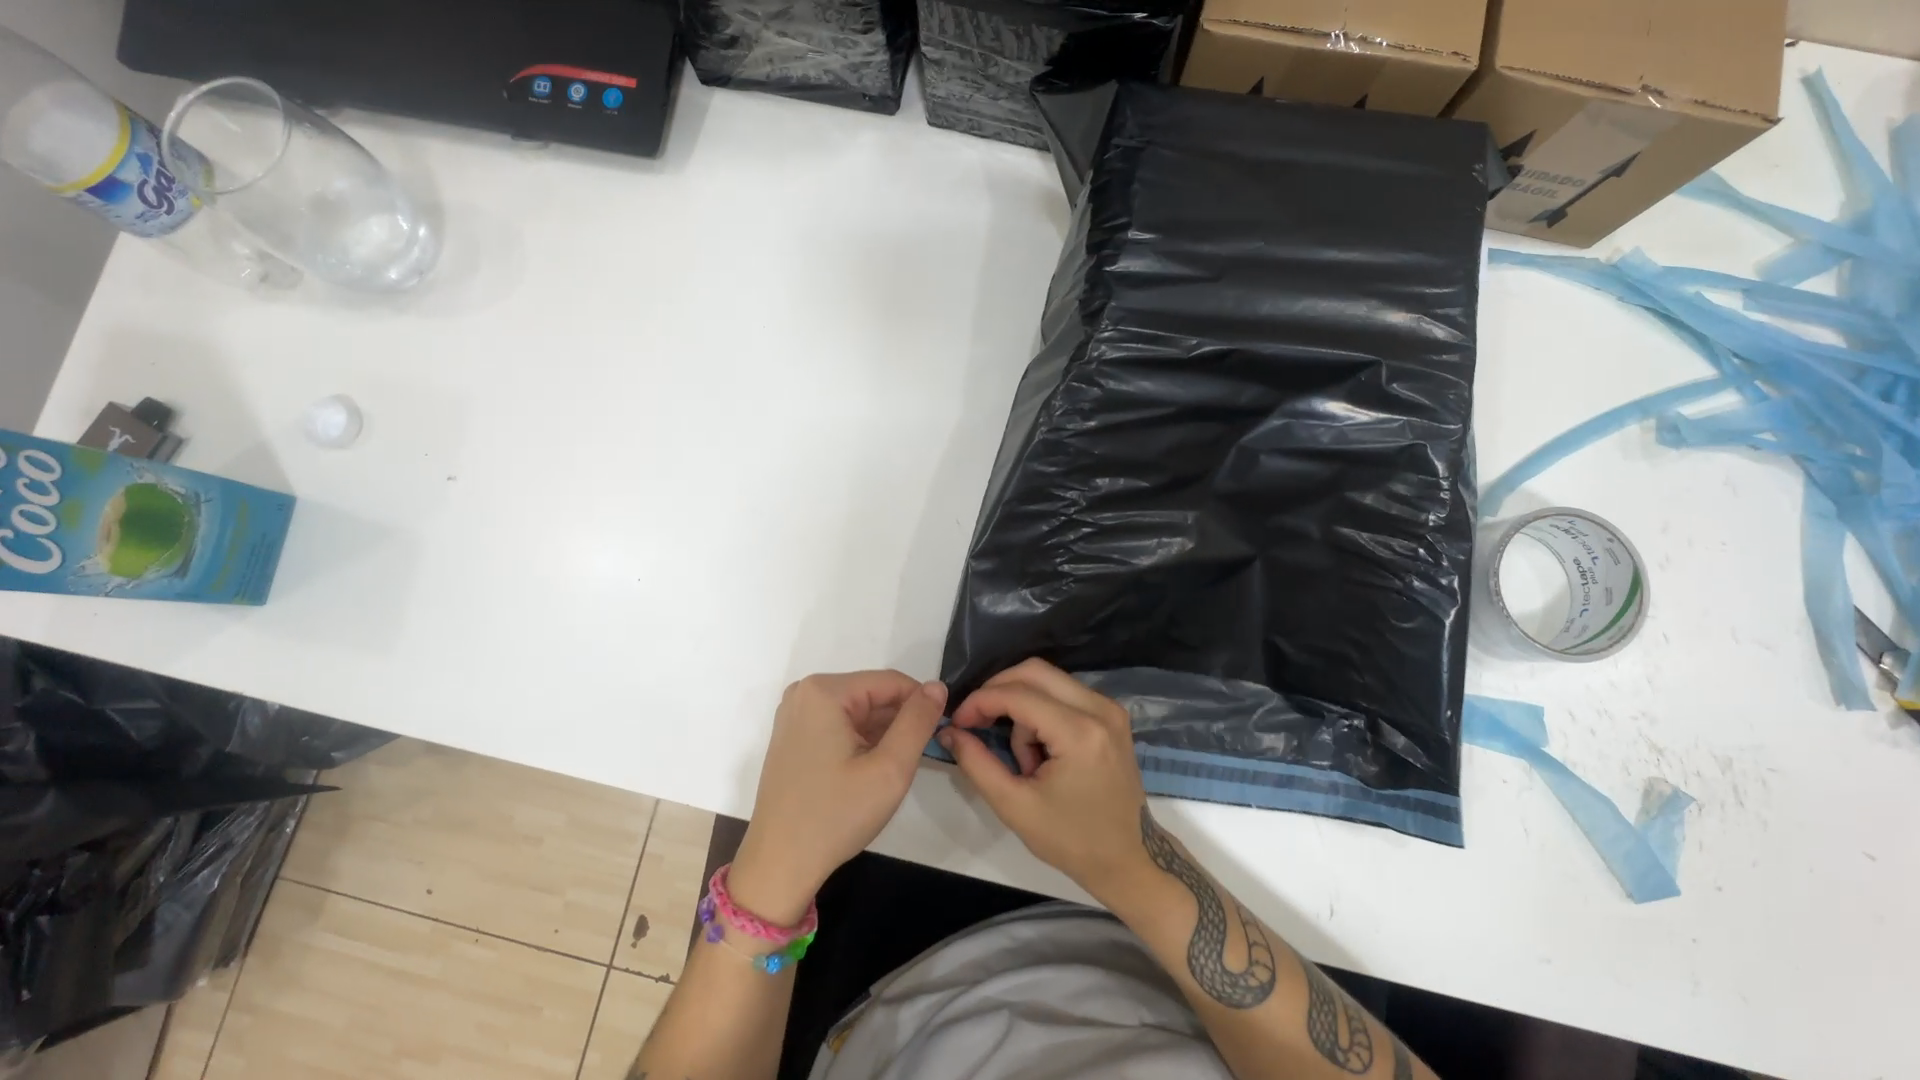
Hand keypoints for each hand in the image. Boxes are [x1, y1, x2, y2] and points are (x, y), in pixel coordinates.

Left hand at [730, 672, 945, 924]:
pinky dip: (860, 743)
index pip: (892, 682)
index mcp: (824, 691)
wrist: (781, 863)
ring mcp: (795, 715)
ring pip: (858, 712)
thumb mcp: (890, 768)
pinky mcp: (793, 737)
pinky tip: (866, 775)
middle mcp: (804, 693)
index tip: (937, 738)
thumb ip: (918, 721)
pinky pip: (839, 725)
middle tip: (911, 763)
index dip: (922, 706)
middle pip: (872, 695)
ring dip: (881, 736)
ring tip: (887, 773)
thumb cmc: (836, 816)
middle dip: (898, 723)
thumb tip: (937, 686)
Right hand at [939, 659, 1147, 901]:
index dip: (980, 702)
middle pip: (1034, 671)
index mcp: (1080, 733)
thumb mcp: (1014, 806)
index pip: (1018, 694)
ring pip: (1048, 681)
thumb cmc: (1071, 839)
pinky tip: (1041, 752)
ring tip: (1024, 760)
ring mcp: (1111, 710)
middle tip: (977, 724)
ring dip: (1023, 708)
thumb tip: (949, 731)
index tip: (957, 723)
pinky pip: (1065, 694)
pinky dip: (1043, 712)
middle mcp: (1100, 709)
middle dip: (998, 693)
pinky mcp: (1112, 716)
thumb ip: (976, 763)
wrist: (1128, 859)